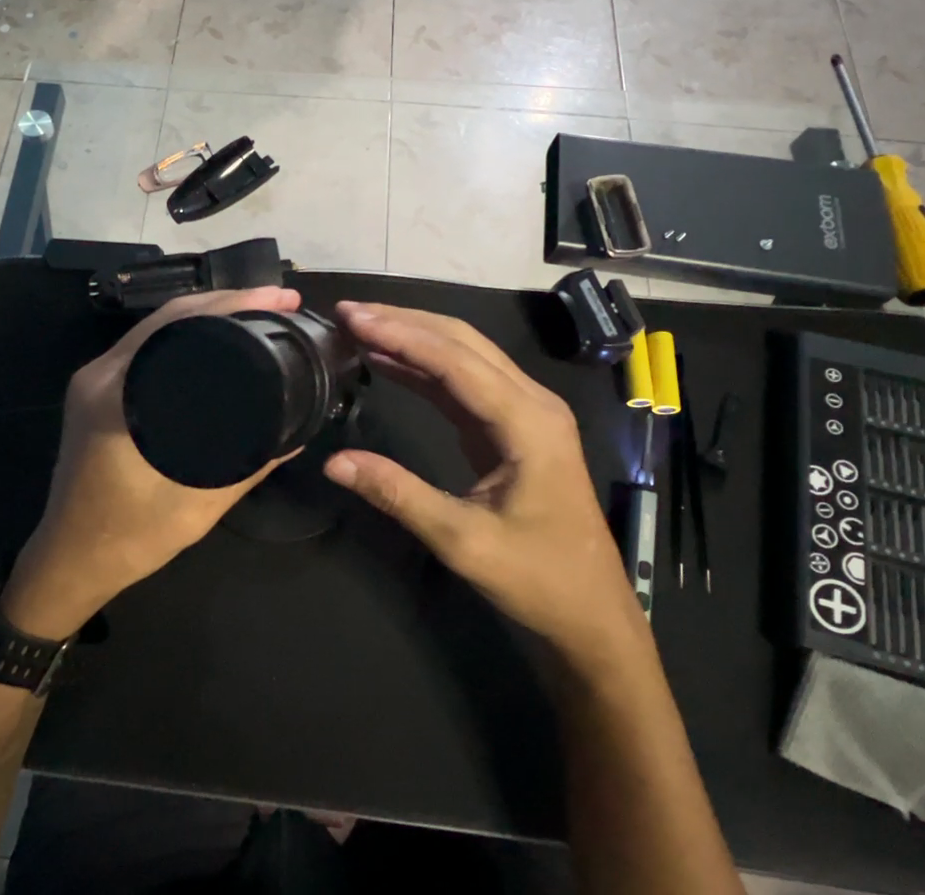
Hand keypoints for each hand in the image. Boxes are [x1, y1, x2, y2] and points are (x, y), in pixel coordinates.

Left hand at [0, 287, 303, 638]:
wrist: (72, 559)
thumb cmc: (129, 537)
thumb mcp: (198, 503)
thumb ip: (249, 465)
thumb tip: (298, 430)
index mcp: (116, 393)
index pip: (179, 323)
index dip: (234, 304)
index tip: (280, 301)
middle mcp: (99, 375)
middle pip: (166, 316)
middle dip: (226, 301)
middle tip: (280, 302)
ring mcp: (93, 381)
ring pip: (154, 327)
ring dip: (205, 315)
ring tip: (258, 313)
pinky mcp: (95, 393)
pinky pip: (145, 347)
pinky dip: (183, 335)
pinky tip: (218, 340)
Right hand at [321, 302, 646, 668]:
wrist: (591, 612)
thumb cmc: (537, 577)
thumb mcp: (462, 541)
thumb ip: (398, 494)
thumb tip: (333, 462)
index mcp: (527, 423)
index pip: (455, 361)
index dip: (401, 335)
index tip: (351, 316)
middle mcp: (532, 405)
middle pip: (464, 343)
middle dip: (405, 323)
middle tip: (348, 313)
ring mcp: (525, 415)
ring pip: (466, 358)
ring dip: (414, 339)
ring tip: (360, 327)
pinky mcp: (514, 431)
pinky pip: (466, 386)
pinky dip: (425, 370)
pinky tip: (389, 362)